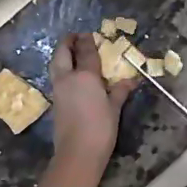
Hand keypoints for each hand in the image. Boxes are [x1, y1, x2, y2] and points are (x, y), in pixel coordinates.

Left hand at [49, 34, 133, 165]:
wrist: (78, 153)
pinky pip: (57, 78)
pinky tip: (71, 74)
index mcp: (85, 76)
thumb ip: (120, 91)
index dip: (88, 41)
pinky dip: (62, 69)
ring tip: (71, 53)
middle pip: (63, 53)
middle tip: (75, 37)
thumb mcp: (114, 108)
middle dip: (68, 42)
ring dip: (62, 55)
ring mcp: (59, 90)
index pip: (86, 52)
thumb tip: (131, 80)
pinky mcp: (55, 102)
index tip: (90, 33)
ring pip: (56, 65)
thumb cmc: (100, 128)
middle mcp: (68, 78)